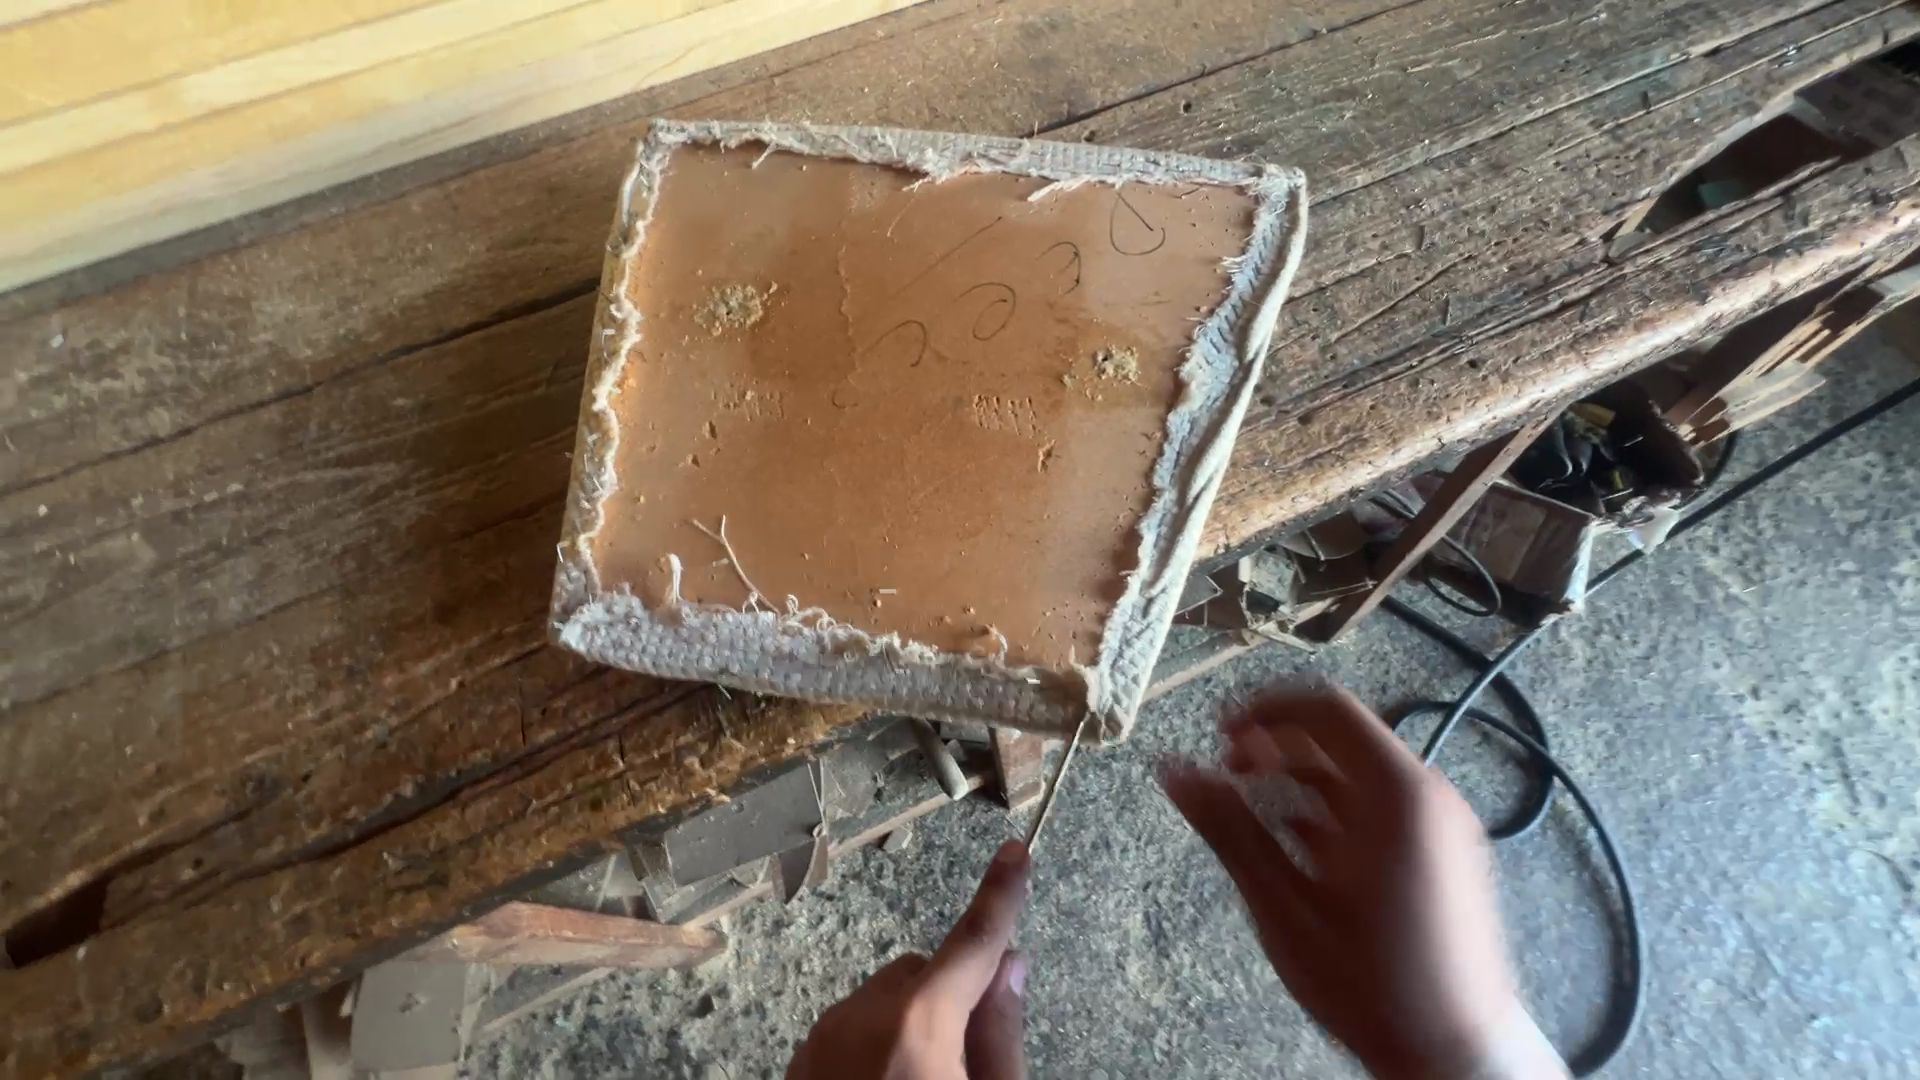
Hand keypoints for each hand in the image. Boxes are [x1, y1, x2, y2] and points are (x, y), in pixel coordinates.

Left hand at [787, 840, 1029, 1079]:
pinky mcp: (796, 1062)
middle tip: (959, 1058)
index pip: (973, 943)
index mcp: (917, 1028)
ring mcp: (820, 1039)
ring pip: (885, 1001)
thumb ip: (1000, 1036)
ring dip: (907, 1026)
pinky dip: (871, 1046)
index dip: (1000, 895)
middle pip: (924, 976)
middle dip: (947, 1001)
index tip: (1015, 850)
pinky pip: (849, 1027)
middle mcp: (860, 1017)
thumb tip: (1007, 965)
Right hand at [1161, 686, 1561, 1079]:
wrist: (1456, 1058)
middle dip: (1272, 742)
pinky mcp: (1435, 848)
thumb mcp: (1283, 904)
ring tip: (1249, 805)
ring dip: (1292, 774)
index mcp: (1396, 796)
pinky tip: (1289, 838)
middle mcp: (1425, 796)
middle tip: (1227, 770)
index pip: (1326, 707)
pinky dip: (1323, 803)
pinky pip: (1370, 800)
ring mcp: (1435, 823)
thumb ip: (1227, 828)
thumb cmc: (1373, 984)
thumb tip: (1173, 771)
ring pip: (1350, 768)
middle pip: (1336, 733)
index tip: (1220, 732)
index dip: (1264, 708)